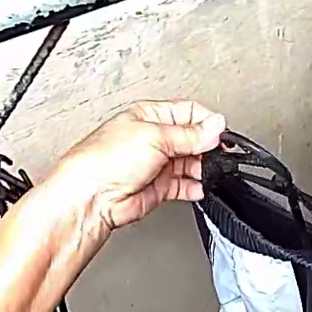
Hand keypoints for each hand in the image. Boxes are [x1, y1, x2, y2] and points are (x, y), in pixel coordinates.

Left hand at [41, 100, 226, 236]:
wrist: (90, 199)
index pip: (189, 112)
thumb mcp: (155, 137)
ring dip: (204, 167)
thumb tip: (216, 125)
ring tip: (210, 171)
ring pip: (191, 162)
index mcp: (150, 116)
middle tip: (218, 153)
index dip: (208, 122)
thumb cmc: (104, 161)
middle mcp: (154, 138)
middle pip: (193, 138)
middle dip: (207, 146)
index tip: (221, 133)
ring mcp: (157, 163)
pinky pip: (185, 185)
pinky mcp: (159, 186)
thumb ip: (190, 134)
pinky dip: (195, 186)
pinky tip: (199, 186)